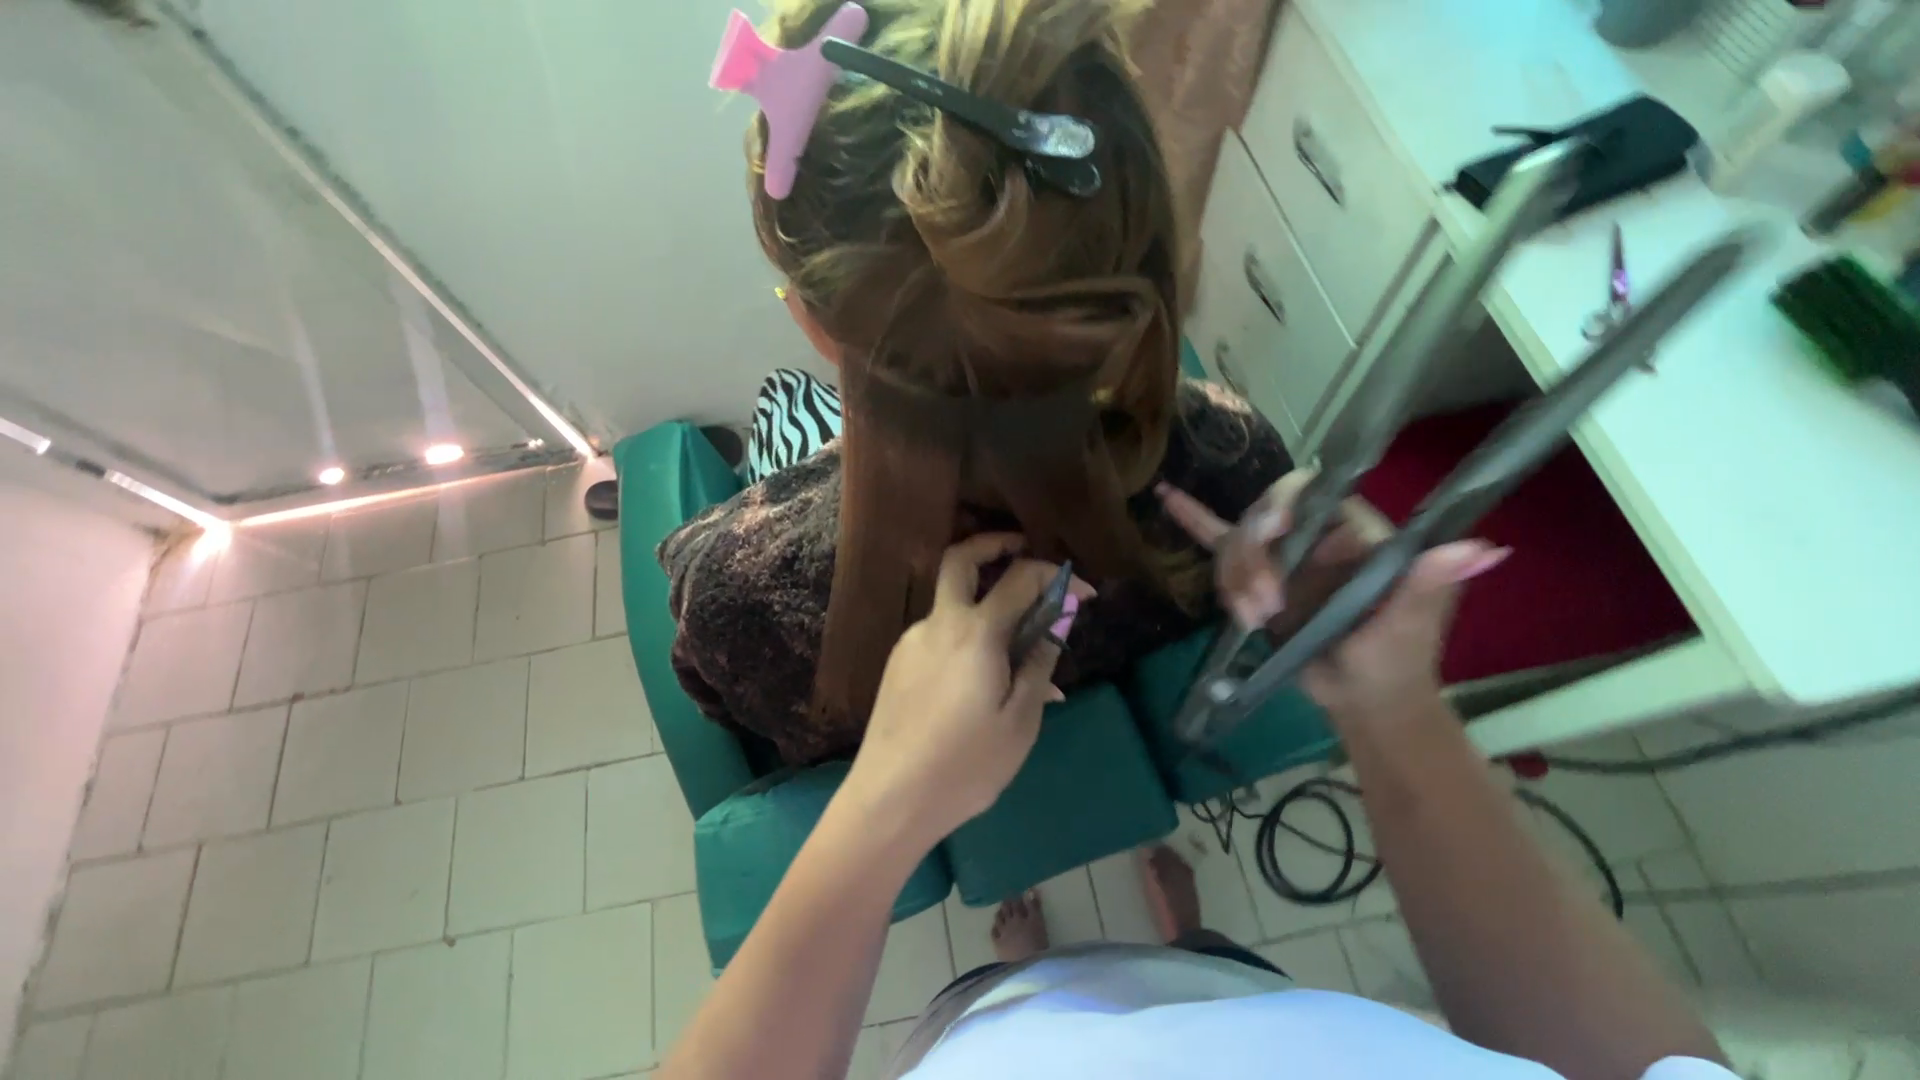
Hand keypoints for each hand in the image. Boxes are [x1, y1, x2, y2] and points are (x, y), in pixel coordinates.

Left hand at [845, 534, 1091, 845]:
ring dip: (985, 602)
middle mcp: (939, 624)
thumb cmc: (966, 765)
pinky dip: (969, 636)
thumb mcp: (1019, 720)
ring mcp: (913, 641)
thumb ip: (1039, 663)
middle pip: (961, 559)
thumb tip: (1056, 622)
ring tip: (1020, 648)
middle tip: (1024, 551)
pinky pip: (941, 635)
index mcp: (975, 632)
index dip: (1057, 576)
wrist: (890, 798)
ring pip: (952, 601)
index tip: (1084, 592)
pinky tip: (988, 679)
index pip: (1021, 579)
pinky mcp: (899, 664)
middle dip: (995, 545)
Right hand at [1157, 472, 1508, 723]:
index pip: (1306, 495)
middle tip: (1260, 609)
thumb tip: (1476, 547)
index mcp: (1354, 531)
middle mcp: (1315, 535)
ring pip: (1235, 544)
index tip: (1266, 536)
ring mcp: (1284, 557)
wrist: (1364, 701)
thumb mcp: (1409, 626)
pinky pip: (1219, 545)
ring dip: (1233, 580)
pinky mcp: (1258, 580)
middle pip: (1260, 520)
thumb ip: (1429, 583)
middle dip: (1250, 561)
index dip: (1278, 507)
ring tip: (1250, 621)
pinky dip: (1194, 521)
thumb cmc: (1395, 663)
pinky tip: (1165, 498)